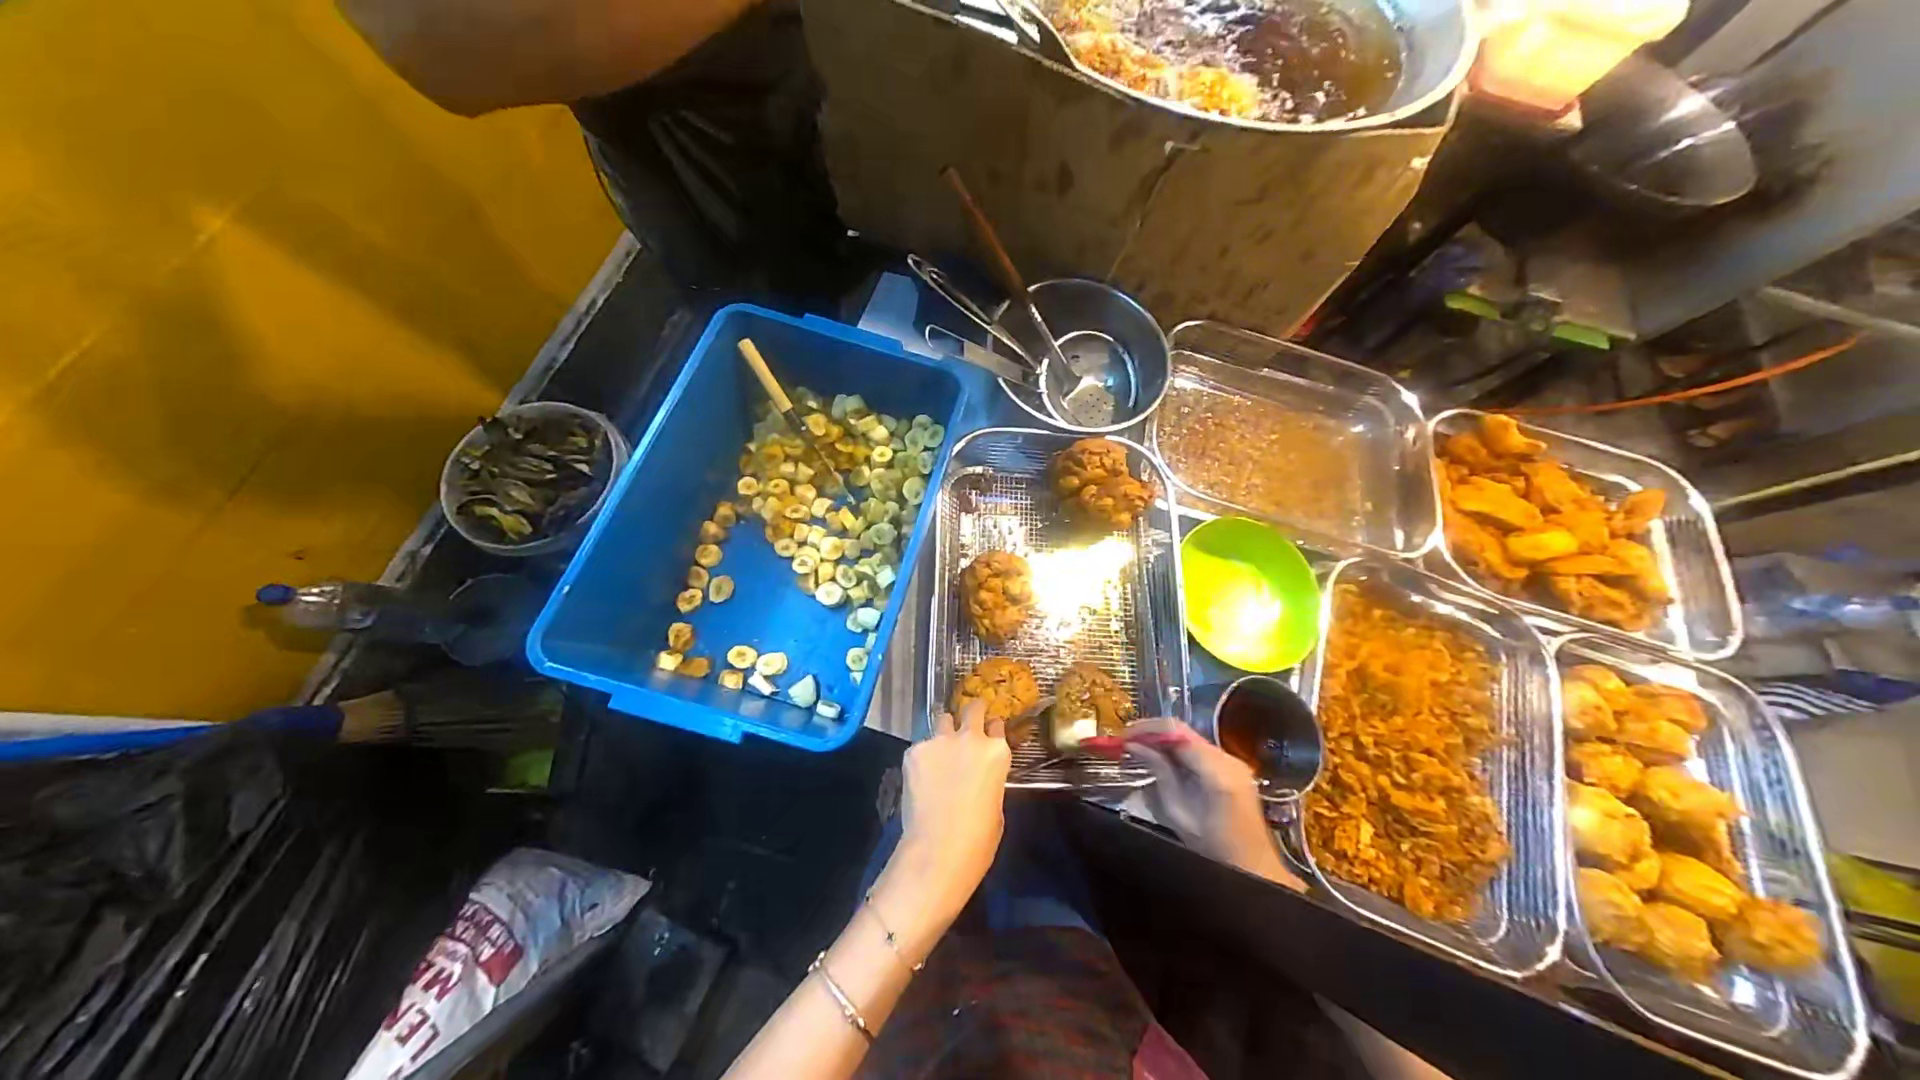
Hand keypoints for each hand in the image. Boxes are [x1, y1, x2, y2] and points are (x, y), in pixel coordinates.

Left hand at [873, 701, 1010, 937]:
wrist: (938, 849)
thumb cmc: (978, 839)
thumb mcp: (996, 805)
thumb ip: (990, 778)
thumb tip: (978, 776)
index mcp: (997, 752)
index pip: (997, 726)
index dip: (991, 730)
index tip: (987, 736)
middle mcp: (970, 738)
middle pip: (972, 708)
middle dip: (971, 712)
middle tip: (966, 723)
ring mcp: (939, 741)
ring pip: (942, 720)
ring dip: (943, 731)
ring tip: (939, 753)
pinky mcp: (914, 751)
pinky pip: (920, 747)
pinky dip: (922, 758)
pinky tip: (920, 779)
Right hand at [1127, 719, 1302, 889]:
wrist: (1253, 867)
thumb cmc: (1214, 848)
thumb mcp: (1178, 813)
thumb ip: (1159, 773)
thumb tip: (1135, 746)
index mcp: (1217, 770)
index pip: (1176, 732)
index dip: (1146, 729)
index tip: (1122, 737)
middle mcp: (1228, 758)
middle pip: (1183, 731)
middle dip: (1152, 732)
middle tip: (1126, 742)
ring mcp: (1234, 761)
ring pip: (1190, 737)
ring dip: (1163, 740)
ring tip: (1138, 748)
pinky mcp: (1234, 768)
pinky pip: (1200, 749)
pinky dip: (1177, 749)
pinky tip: (1162, 758)